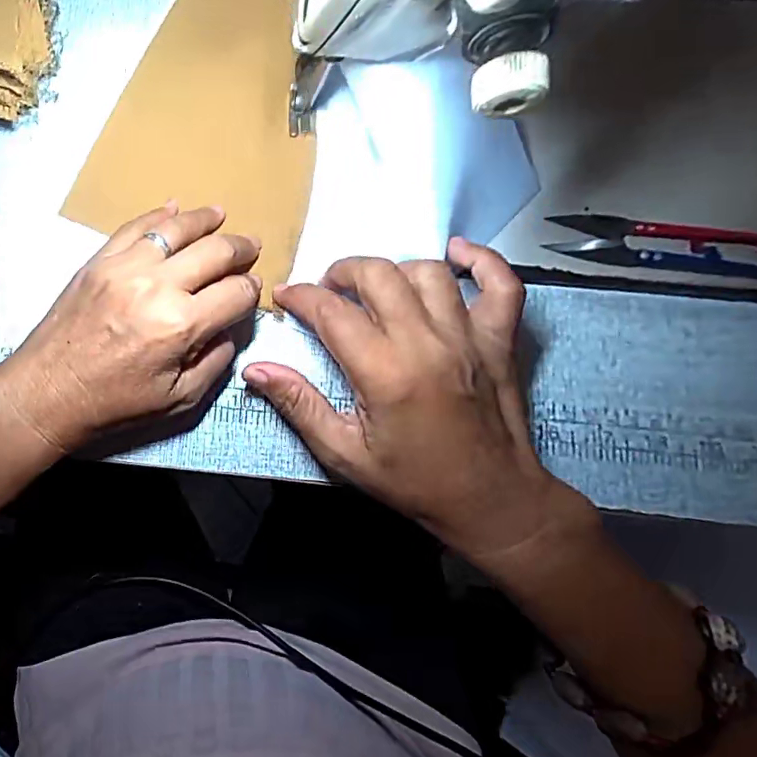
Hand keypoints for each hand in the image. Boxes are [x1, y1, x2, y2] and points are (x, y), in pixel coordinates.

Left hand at [0, 203, 261, 452]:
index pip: (236, 293)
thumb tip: (231, 326)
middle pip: (214, 252)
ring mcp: (123, 268)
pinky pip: (133, 228)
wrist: (48, 392)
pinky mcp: (97, 262)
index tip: (251, 289)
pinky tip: (172, 210)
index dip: (251, 290)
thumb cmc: (113, 404)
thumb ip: (215, 360)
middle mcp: (156, 287)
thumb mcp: (178, 399)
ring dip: (203, 219)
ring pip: (174, 229)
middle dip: (239, 247)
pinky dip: (157, 215)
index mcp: (181, 326)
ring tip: (218, 214)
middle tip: (250, 244)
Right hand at [243, 238, 593, 568]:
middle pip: (378, 275)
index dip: (301, 297)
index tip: (284, 297)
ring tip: (375, 287)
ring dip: (393, 269)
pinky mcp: (500, 339)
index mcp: (385, 372)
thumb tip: (256, 370)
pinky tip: (455, 255)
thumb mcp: (343, 453)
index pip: (332, 311)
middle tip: (325, 290)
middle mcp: (427, 343)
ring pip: (428, 272)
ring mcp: (469, 336)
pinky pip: (500, 283)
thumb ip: (298, 405)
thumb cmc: (413, 480)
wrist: (493, 502)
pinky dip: (480, 260)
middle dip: (341, 272)